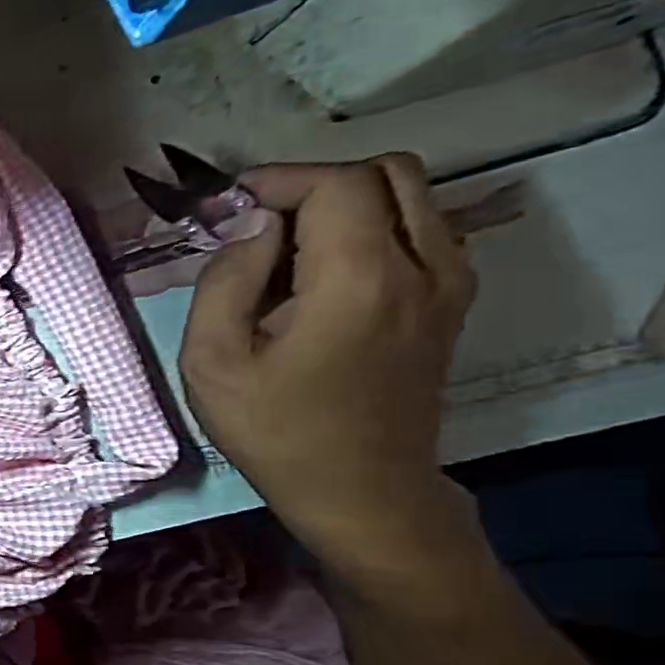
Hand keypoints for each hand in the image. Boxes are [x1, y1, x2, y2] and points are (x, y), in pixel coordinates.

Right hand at [180, 154, 476, 565]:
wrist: (359, 491)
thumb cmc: (275, 431)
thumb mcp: (213, 362)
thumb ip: (225, 280)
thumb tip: (252, 224)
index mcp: (362, 279)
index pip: (334, 183)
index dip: (276, 181)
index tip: (227, 208)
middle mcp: (425, 265)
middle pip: (384, 173)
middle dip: (313, 185)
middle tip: (259, 227)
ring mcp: (450, 283)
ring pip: (410, 196)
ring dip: (344, 205)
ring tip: (288, 252)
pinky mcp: (451, 302)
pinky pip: (421, 229)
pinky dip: (372, 228)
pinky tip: (325, 275)